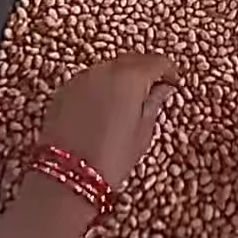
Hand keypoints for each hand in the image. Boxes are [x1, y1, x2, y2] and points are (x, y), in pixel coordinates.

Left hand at [38, 54, 176, 188]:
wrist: (66, 177)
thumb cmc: (112, 157)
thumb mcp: (142, 133)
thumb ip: (153, 103)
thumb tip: (162, 88)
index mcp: (131, 77)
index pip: (157, 61)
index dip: (169, 71)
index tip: (174, 83)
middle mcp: (105, 69)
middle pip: (132, 59)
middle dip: (146, 70)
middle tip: (155, 89)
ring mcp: (82, 77)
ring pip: (109, 67)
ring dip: (123, 77)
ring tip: (129, 100)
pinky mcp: (64, 90)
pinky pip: (91, 79)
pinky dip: (102, 85)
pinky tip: (105, 106)